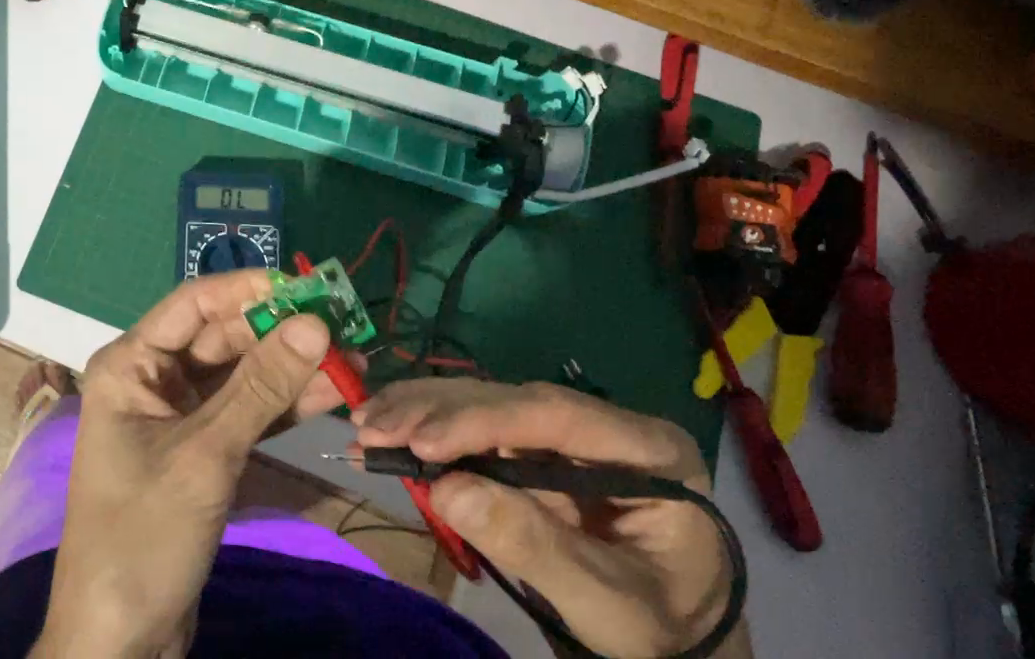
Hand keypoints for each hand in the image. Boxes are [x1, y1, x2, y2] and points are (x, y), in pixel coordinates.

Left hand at [33, 270, 343, 657]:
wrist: (120, 638)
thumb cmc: (144, 535)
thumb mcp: (206, 455)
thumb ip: (261, 388)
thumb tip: (315, 323)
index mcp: (130, 365)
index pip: (193, 306)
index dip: (248, 290)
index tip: (307, 286)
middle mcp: (152, 380)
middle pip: (222, 339)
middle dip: (280, 332)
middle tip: (345, 326)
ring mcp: (178, 417)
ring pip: (240, 376)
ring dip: (291, 369)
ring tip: (352, 360)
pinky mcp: (202, 452)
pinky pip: (246, 414)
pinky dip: (283, 407)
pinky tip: (330, 396)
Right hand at [354, 380, 748, 658]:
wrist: (669, 644)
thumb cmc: (653, 629)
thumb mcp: (605, 603)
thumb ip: (533, 545)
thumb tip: (445, 489)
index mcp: (647, 449)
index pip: (555, 415)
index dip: (482, 422)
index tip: (421, 442)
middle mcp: (604, 424)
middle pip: (511, 400)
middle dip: (437, 411)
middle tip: (372, 426)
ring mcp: (567, 433)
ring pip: (485, 402)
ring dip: (421, 410)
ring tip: (365, 423)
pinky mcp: (534, 447)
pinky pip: (476, 426)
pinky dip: (426, 426)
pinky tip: (386, 426)